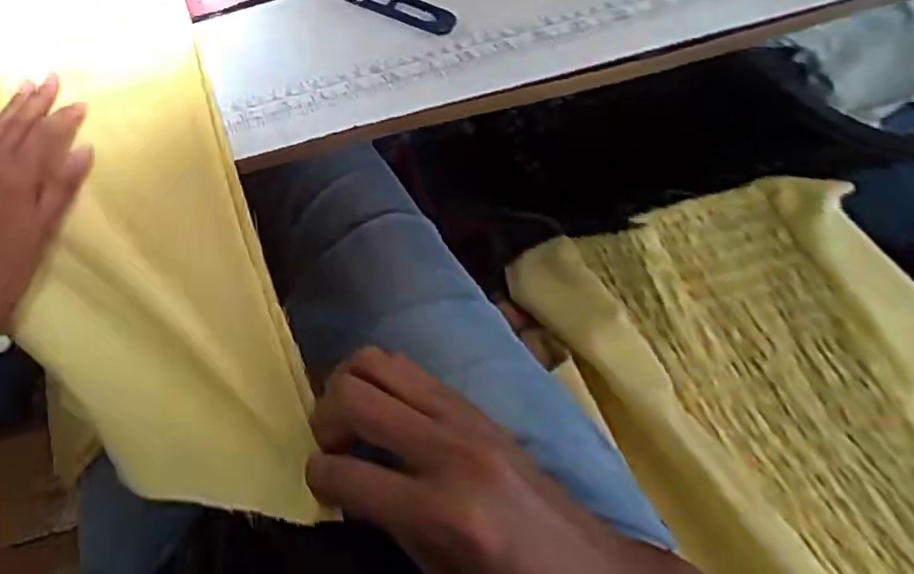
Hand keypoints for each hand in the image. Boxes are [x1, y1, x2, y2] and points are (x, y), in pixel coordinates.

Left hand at [0, 76, 92, 334]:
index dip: (63, 118)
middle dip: (37, 100)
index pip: (44, 135)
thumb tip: (85, 148)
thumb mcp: (46, 228)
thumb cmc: (13, 264)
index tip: (81, 103)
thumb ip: (64, 186)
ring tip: (26, 84)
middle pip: (19, 125)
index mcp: (17, 175)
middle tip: (52, 77)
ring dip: (13, 106)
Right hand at [307, 348, 693, 573]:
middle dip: (323, 418)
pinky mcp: (470, 402)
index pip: (347, 474)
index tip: (319, 485)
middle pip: (352, 394)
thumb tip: (345, 485)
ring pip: (373, 360)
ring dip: (346, 384)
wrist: (596, 571)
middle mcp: (449, 449)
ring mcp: (462, 416)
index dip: (318, 478)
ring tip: (349, 418)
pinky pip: (404, 364)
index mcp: (445, 512)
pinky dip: (378, 378)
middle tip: (329, 445)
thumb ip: (390, 525)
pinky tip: (383, 408)